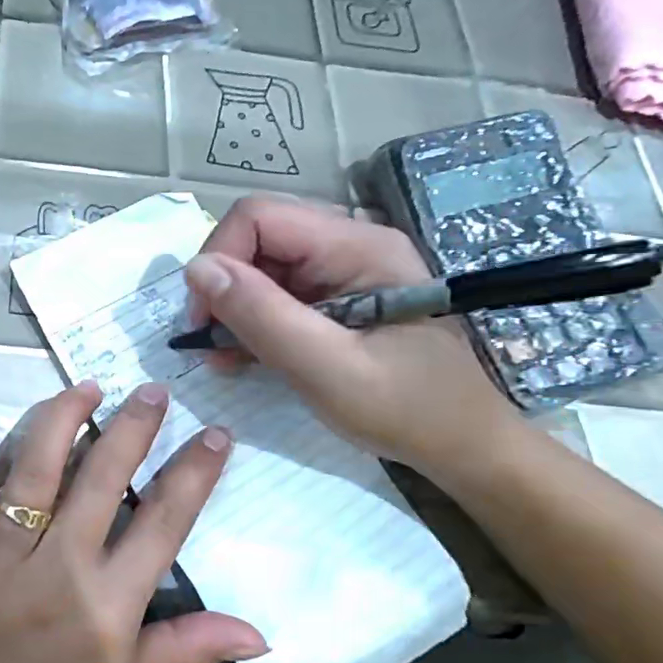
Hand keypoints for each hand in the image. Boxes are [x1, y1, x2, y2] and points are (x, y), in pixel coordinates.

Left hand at [0, 382, 265, 662]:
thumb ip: (186, 651)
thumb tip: (258, 631)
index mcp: (108, 607)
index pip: (164, 522)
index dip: (195, 472)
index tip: (215, 432)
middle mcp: (56, 570)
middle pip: (103, 478)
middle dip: (133, 426)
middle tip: (151, 390)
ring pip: (33, 467)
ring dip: (63, 417)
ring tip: (87, 387)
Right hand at [182, 195, 517, 478]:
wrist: (466, 446)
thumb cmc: (409, 410)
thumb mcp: (330, 370)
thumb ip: (264, 317)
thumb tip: (196, 269)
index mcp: (358, 246)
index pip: (261, 216)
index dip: (220, 256)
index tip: (203, 319)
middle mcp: (351, 242)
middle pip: (261, 236)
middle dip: (225, 284)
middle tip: (210, 342)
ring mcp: (346, 267)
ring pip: (265, 264)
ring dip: (236, 305)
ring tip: (224, 355)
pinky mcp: (340, 293)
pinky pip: (282, 289)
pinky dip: (255, 318)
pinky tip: (245, 354)